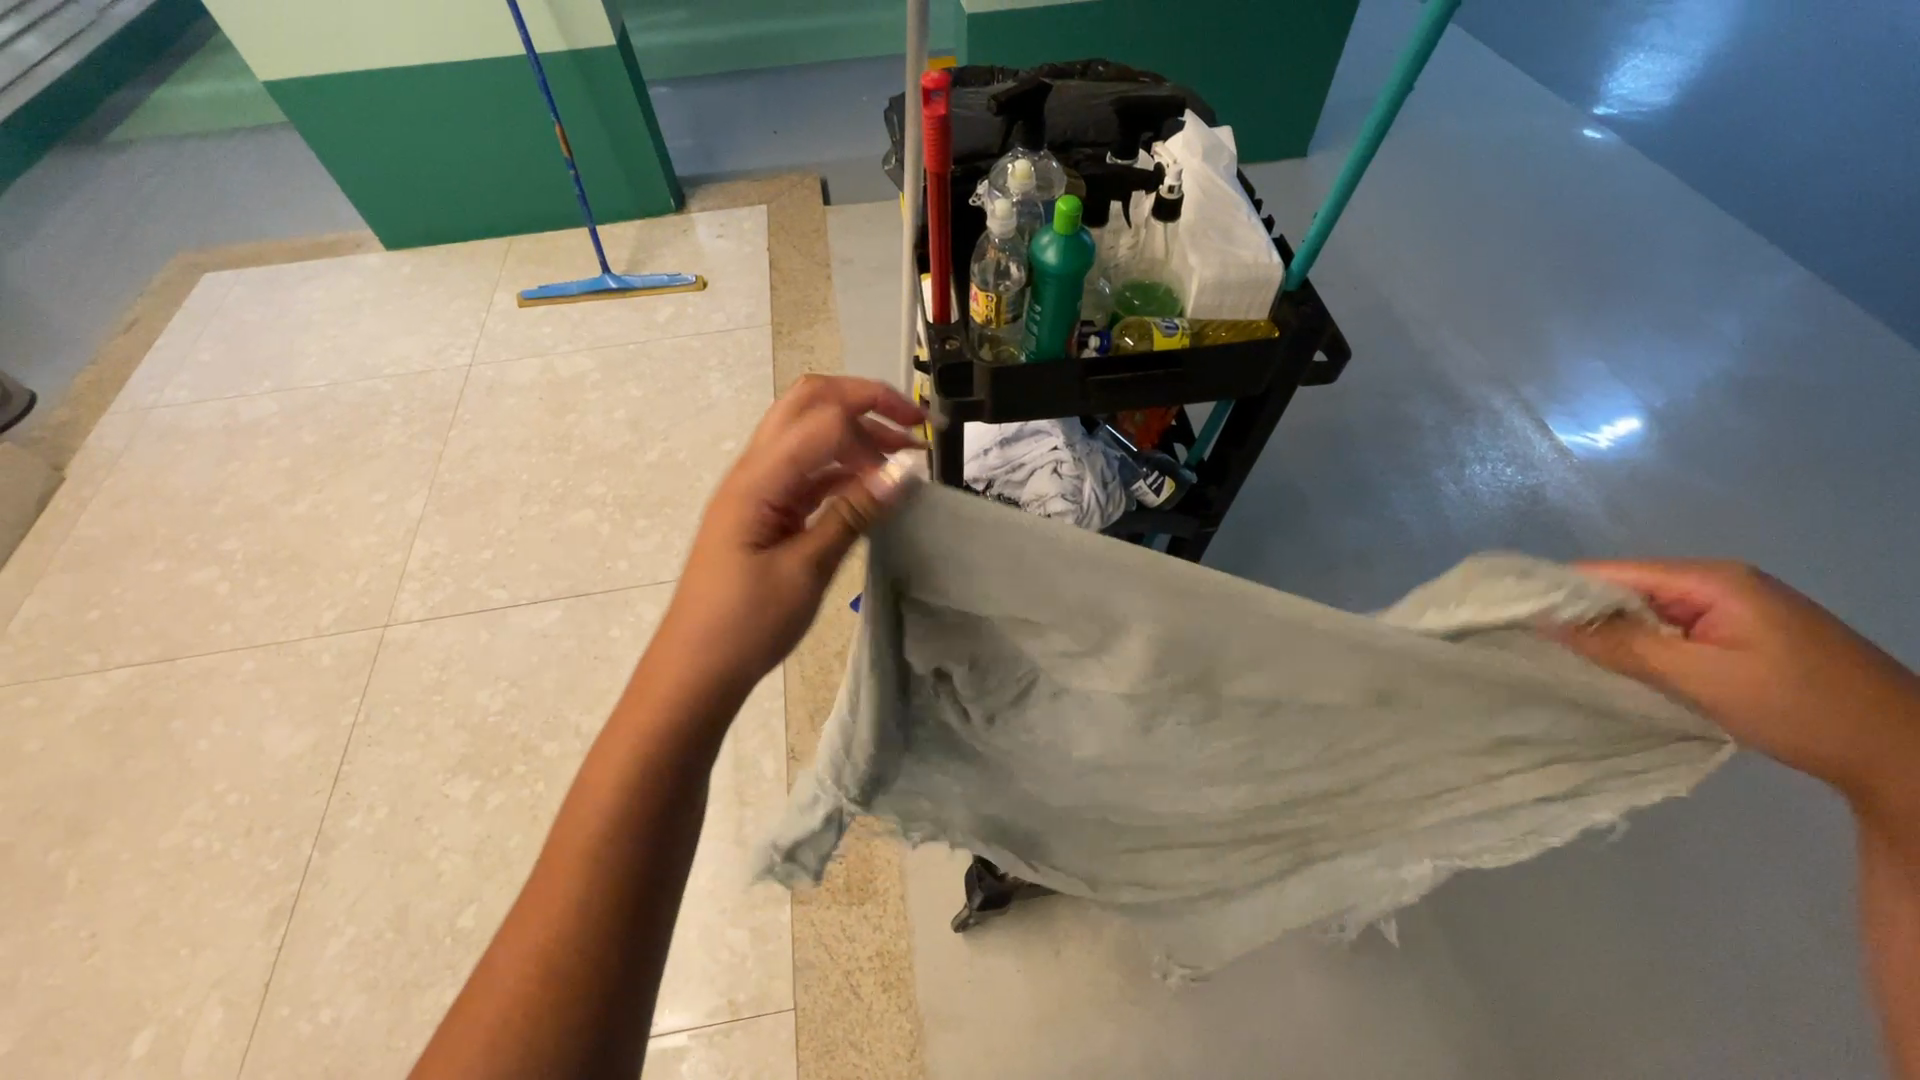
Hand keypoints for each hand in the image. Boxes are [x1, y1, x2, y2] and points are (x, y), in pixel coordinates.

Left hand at [657, 375, 923, 692]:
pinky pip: (808, 471)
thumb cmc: (746, 624)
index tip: (918, 454)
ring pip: (809, 433)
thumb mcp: (806, 570)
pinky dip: (843, 469)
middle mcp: (755, 470)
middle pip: (810, 403)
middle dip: (864, 402)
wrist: (697, 667)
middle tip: (913, 426)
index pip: (823, 418)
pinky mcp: (766, 509)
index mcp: (759, 478)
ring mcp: (759, 488)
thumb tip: (903, 472)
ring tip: (903, 459)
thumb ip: (853, 514)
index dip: (875, 423)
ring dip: (856, 433)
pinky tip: (873, 488)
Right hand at [1555, 559, 1919, 811]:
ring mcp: (1733, 609)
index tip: (1509, 618)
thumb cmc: (1801, 709)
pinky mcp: (1740, 635)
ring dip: (1609, 634)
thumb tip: (1547, 620)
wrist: (1904, 754)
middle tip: (1529, 647)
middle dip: (1579, 615)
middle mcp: (1718, 582)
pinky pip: (1669, 630)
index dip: (1557, 591)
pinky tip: (1618, 669)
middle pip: (1624, 589)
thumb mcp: (1702, 679)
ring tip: (1560, 659)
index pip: (1608, 573)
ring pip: (1645, 613)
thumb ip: (1622, 645)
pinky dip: (1639, 647)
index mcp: (1710, 580)